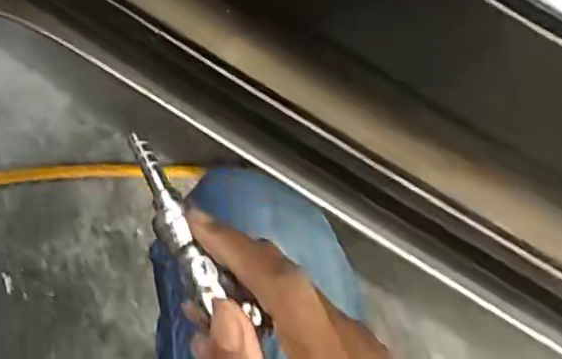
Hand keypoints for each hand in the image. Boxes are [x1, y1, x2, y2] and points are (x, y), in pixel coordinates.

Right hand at [183, 208, 391, 358]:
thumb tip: (219, 306)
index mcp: (330, 349)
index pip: (279, 276)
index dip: (232, 241)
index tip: (190, 217)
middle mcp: (356, 339)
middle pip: (293, 280)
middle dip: (239, 259)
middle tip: (191, 258)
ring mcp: (371, 350)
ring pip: (307, 299)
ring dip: (258, 288)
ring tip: (216, 303)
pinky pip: (323, 322)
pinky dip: (284, 313)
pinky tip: (261, 332)